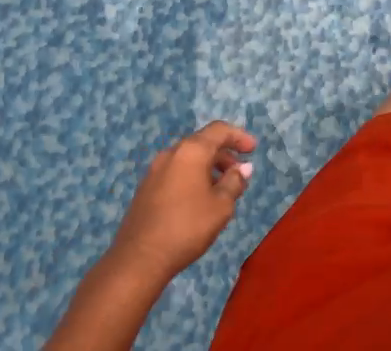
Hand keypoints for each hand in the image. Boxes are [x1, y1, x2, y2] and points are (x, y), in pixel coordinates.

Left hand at [108, 120, 257, 279]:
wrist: (138, 260)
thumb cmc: (186, 228)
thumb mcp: (221, 206)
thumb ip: (235, 182)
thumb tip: (243, 168)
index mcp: (191, 151)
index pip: (219, 130)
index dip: (238, 136)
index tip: (252, 149)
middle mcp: (171, 154)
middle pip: (202, 143)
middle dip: (224, 154)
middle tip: (239, 172)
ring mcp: (154, 172)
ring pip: (188, 159)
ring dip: (208, 167)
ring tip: (221, 189)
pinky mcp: (145, 190)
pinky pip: (175, 173)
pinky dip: (192, 177)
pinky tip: (198, 201)